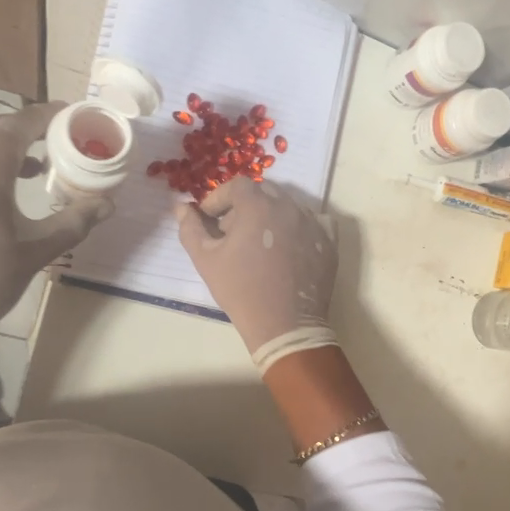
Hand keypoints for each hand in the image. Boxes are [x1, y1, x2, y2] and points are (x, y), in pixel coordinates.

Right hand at [176, 178, 337, 372]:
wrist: (284, 325)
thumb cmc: (240, 291)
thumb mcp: (206, 259)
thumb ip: (191, 228)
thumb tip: (181, 207)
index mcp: (258, 206)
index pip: (236, 186)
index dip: (219, 199)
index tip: (210, 218)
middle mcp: (289, 207)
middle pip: (264, 193)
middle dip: (244, 206)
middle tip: (232, 233)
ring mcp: (313, 223)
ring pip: (288, 207)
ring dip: (270, 217)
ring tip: (259, 244)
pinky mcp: (328, 242)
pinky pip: (313, 223)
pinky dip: (297, 229)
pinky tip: (287, 249)